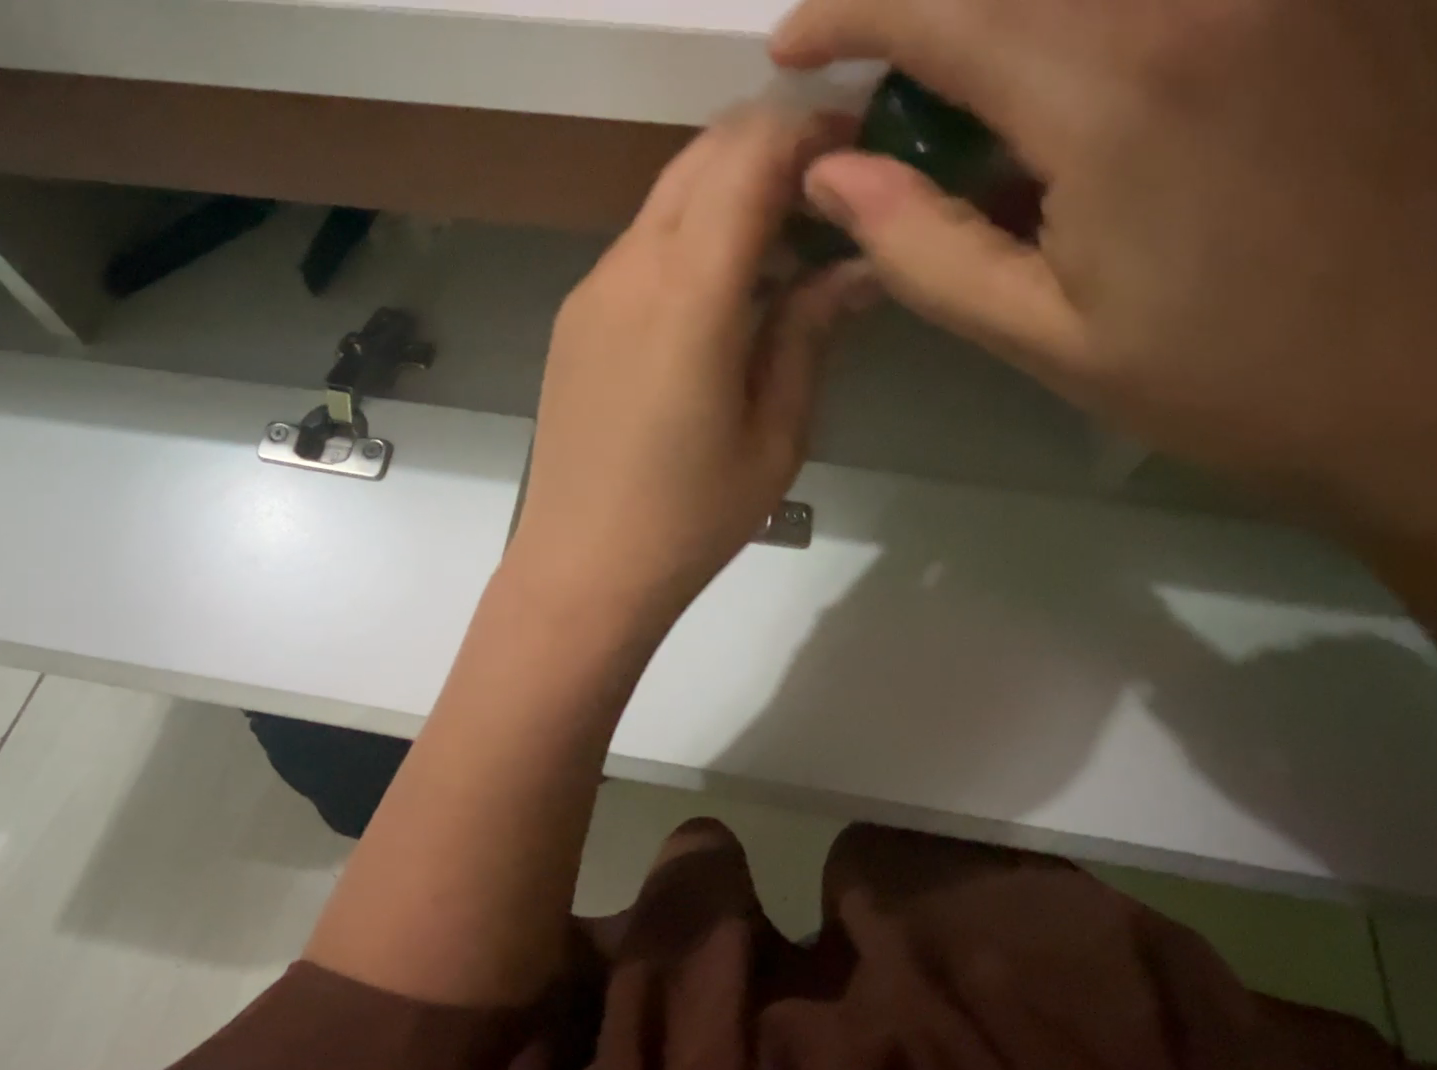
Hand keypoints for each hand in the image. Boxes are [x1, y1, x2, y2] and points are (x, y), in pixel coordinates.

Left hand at [505, 105, 876, 625]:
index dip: (809, 132)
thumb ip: (810, 332)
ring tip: (789, 249)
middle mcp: (629, 267)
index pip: (749, 155)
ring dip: (731, 195)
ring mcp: (592, 290)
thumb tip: (855, 266)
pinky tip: (726, 295)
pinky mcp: (575, 318)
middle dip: (773, 151)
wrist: (581, 570)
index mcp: (688, 290)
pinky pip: (641, 246)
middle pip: (704, 157)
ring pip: (668, 198)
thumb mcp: (777, 432)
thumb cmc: (691, 517)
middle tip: (834, 197)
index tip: (862, 152)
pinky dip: (693, 237)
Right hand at [773, 0, 1436, 535]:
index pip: (940, 4)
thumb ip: (922, 247)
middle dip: (925, 12)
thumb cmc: (1227, 380)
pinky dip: (1099, 20)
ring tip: (990, 107)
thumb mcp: (1044, 338)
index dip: (847, 13)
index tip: (795, 46)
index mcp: (1114, 87)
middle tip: (893, 90)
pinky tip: (1099, 93)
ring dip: (1011, 21)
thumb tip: (830, 174)